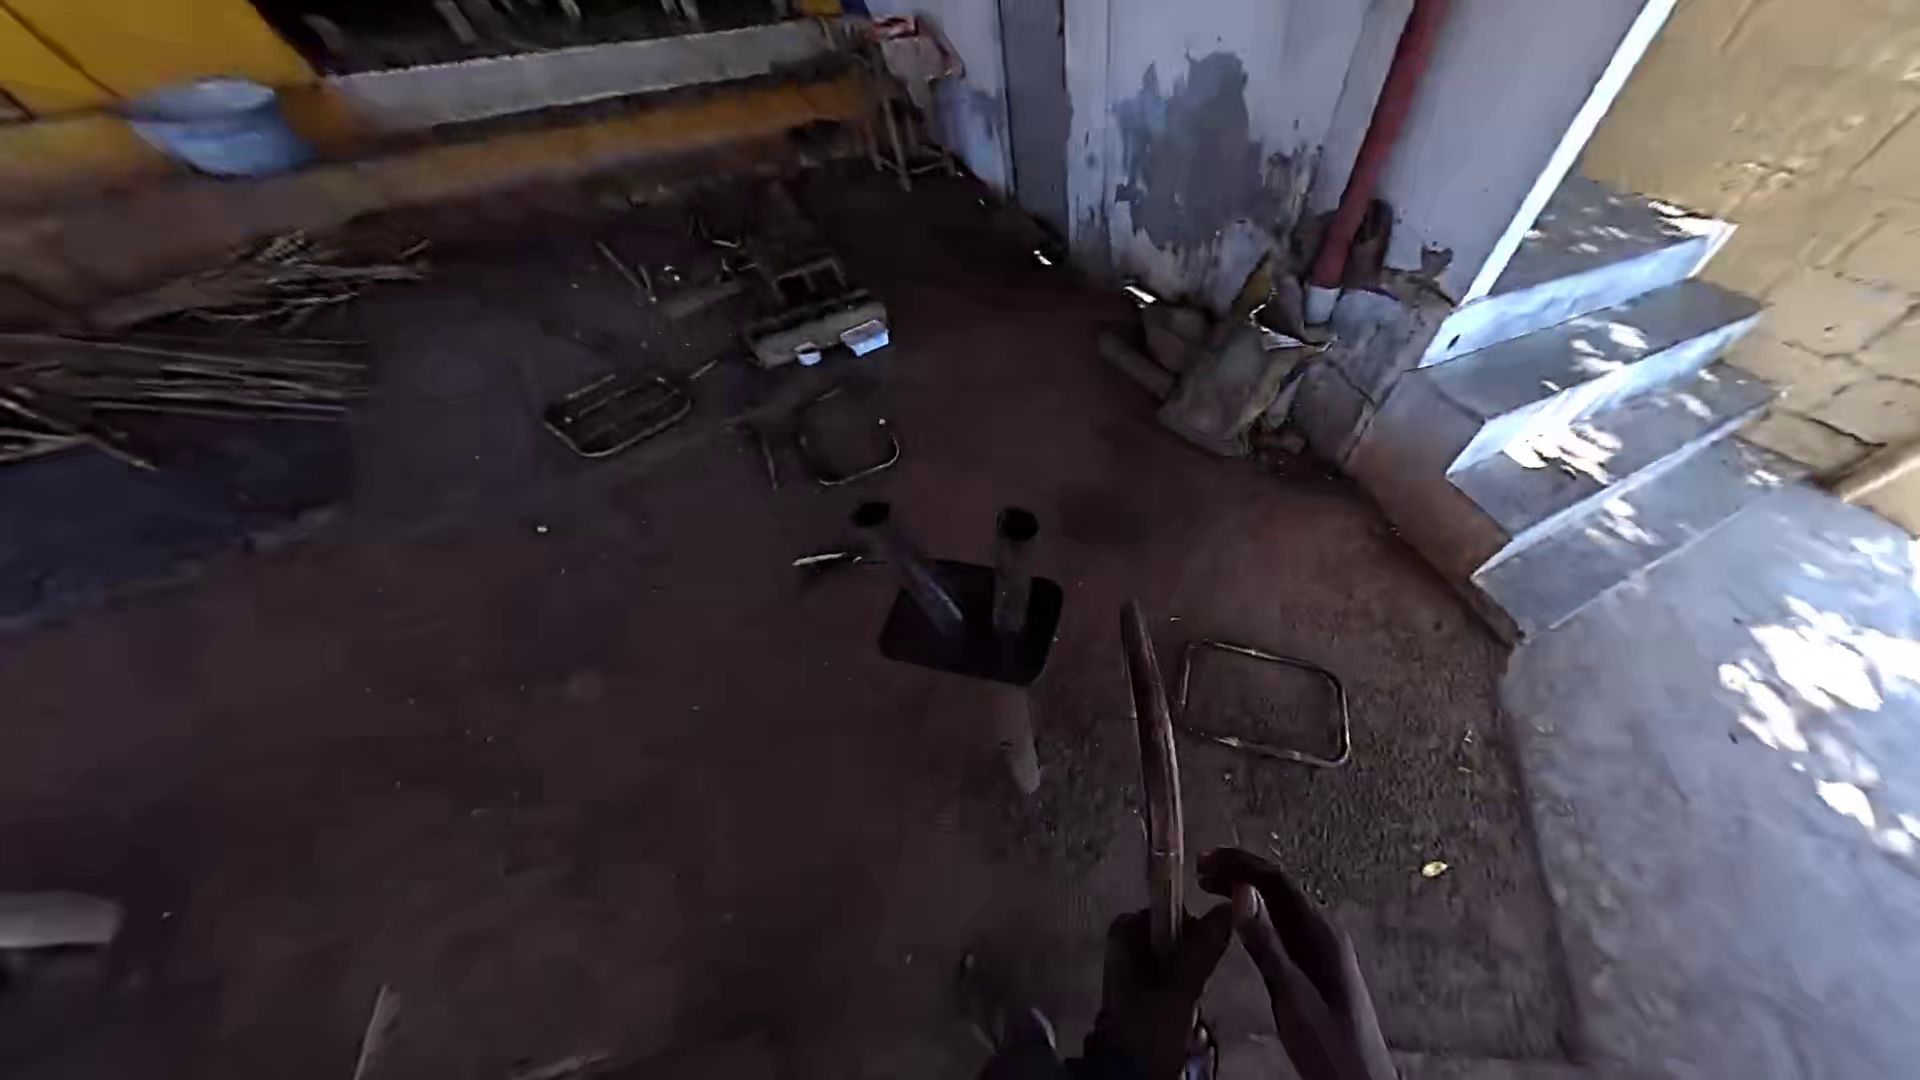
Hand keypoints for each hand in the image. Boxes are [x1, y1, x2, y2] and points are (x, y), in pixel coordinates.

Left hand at [1088, 903, 1237, 1078]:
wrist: (1130, 1077)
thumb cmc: (1148, 1025)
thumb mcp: (1179, 986)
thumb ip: (1202, 947)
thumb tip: (1227, 906)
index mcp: (1125, 928)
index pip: (1169, 908)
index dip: (1192, 927)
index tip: (1207, 953)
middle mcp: (1127, 941)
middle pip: (1176, 935)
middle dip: (1194, 960)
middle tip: (1196, 987)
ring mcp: (1135, 967)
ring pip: (1180, 961)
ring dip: (1193, 981)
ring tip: (1191, 1007)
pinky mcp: (1145, 992)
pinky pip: (1175, 982)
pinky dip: (1187, 995)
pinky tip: (1187, 1018)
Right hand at [1197, 849, 1395, 1079]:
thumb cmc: (1331, 1049)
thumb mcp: (1293, 998)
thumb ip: (1267, 945)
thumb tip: (1240, 890)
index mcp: (1321, 933)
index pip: (1277, 880)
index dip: (1240, 863)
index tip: (1204, 860)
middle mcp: (1321, 932)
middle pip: (1276, 886)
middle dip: (1237, 870)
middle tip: (1199, 869)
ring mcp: (1318, 948)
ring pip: (1275, 902)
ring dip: (1241, 887)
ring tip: (1206, 885)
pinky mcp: (1311, 964)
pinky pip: (1277, 922)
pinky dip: (1250, 910)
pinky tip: (1233, 916)